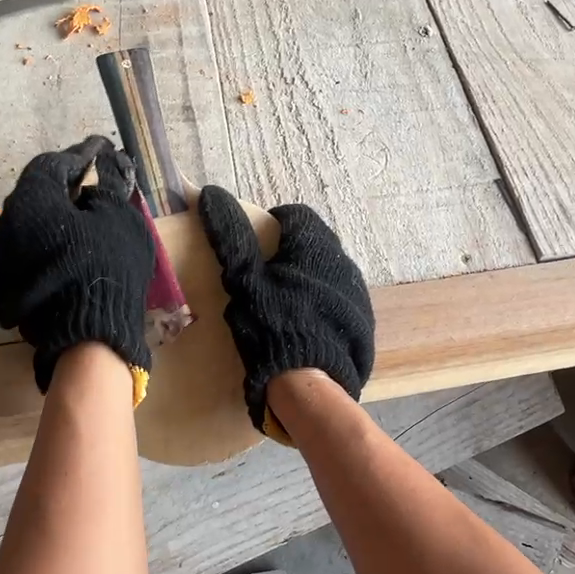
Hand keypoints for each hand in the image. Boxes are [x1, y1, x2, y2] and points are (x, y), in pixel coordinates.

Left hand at [0, 137, 154, 391]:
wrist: (87, 334)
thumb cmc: (107, 266)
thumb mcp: (119, 217)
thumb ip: (108, 187)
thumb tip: (102, 170)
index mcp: (31, 200)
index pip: (54, 165)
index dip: (81, 155)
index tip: (101, 151)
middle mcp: (6, 226)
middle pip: (36, 195)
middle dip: (64, 186)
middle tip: (92, 183)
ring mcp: (2, 261)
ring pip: (29, 227)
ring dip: (55, 218)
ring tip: (84, 220)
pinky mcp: (7, 290)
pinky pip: (29, 253)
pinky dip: (49, 244)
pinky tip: (71, 252)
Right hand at [197, 185, 373, 441]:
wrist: (310, 380)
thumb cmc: (271, 322)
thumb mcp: (243, 277)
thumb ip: (230, 235)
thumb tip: (211, 192)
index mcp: (315, 244)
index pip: (296, 216)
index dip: (274, 224)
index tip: (257, 244)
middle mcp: (343, 261)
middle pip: (315, 244)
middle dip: (292, 252)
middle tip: (266, 275)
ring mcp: (357, 293)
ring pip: (329, 274)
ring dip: (309, 279)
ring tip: (285, 303)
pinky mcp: (364, 322)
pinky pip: (340, 302)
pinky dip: (322, 305)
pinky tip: (306, 327)